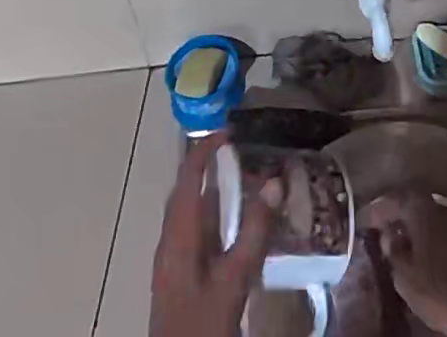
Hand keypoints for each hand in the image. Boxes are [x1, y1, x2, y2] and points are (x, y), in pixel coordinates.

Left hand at [150, 134, 280, 336]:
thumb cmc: (203, 323)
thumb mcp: (235, 278)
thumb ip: (254, 231)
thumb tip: (274, 181)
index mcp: (178, 231)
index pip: (189, 174)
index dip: (206, 147)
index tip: (232, 129)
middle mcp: (171, 238)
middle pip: (188, 189)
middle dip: (213, 166)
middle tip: (245, 152)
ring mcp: (174, 258)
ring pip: (194, 212)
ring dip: (216, 193)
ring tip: (248, 180)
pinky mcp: (181, 275)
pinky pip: (198, 232)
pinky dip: (217, 217)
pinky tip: (238, 226)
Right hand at [361, 192, 446, 336]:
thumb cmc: (436, 289)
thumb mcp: (402, 271)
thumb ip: (391, 247)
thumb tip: (388, 234)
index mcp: (419, 207)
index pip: (390, 199)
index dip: (374, 211)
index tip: (361, 223)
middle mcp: (436, 206)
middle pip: (407, 201)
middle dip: (390, 213)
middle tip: (374, 227)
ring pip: (421, 214)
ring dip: (405, 222)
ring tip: (390, 239)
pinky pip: (432, 226)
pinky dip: (419, 232)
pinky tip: (411, 249)